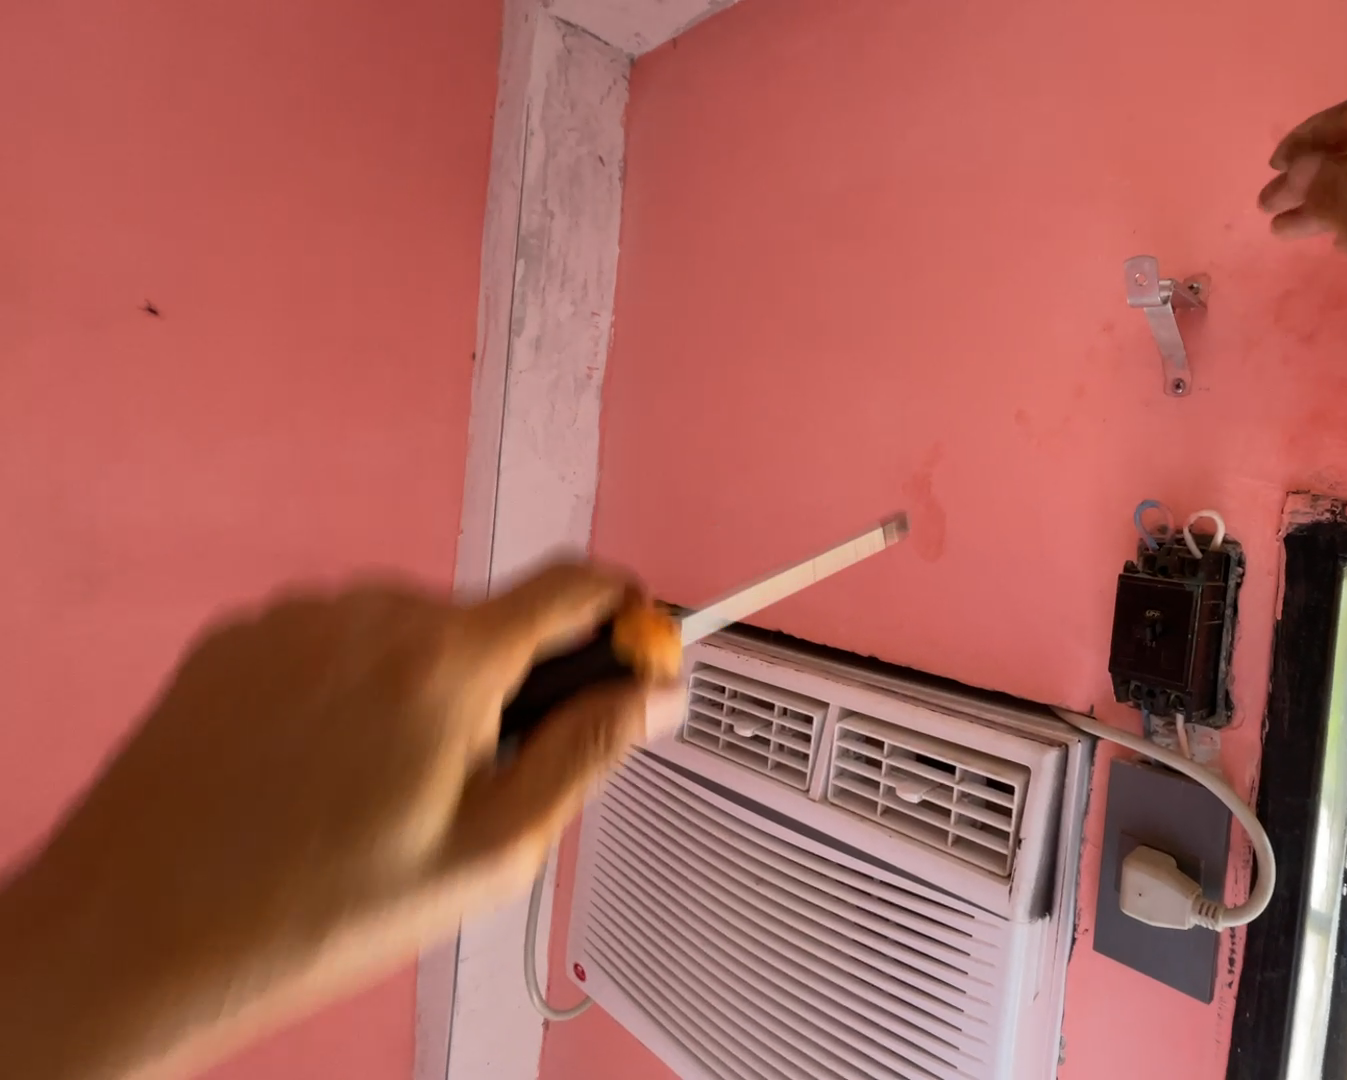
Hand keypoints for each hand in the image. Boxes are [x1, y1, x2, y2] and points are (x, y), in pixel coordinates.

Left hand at [4, 561, 674, 1077]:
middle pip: (505, 615)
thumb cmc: (317, 911)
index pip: (578, 583)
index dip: (627, 608)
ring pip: (433, 626)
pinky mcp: (244, 634)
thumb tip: (659, 694)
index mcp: (448, 660)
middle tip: (493, 762)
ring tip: (399, 767)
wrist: (107, 954)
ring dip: (451, 677)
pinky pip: (358, 632)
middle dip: (526, 675)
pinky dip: (379, 674)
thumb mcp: (494, 848)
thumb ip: (592, 750)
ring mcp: (301, 617)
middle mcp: (375, 614)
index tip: (637, 650)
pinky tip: (335, 750)